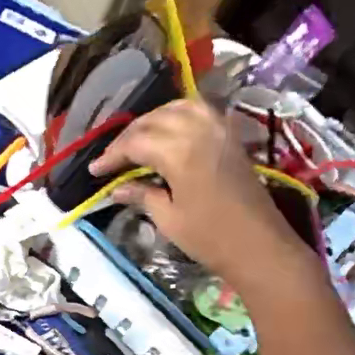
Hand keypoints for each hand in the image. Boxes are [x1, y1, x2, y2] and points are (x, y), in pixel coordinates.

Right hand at [88, 100, 314, 293]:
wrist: (259, 246)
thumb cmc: (211, 238)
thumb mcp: (169, 219)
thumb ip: (143, 196)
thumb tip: (118, 189)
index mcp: (179, 151)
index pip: (135, 143)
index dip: (112, 156)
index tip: (95, 170)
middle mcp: (198, 129)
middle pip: (153, 120)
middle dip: (129, 136)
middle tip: (113, 157)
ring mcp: (218, 129)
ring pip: (178, 108)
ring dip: (154, 120)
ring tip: (140, 139)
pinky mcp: (231, 136)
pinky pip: (200, 112)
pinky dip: (180, 116)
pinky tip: (171, 131)